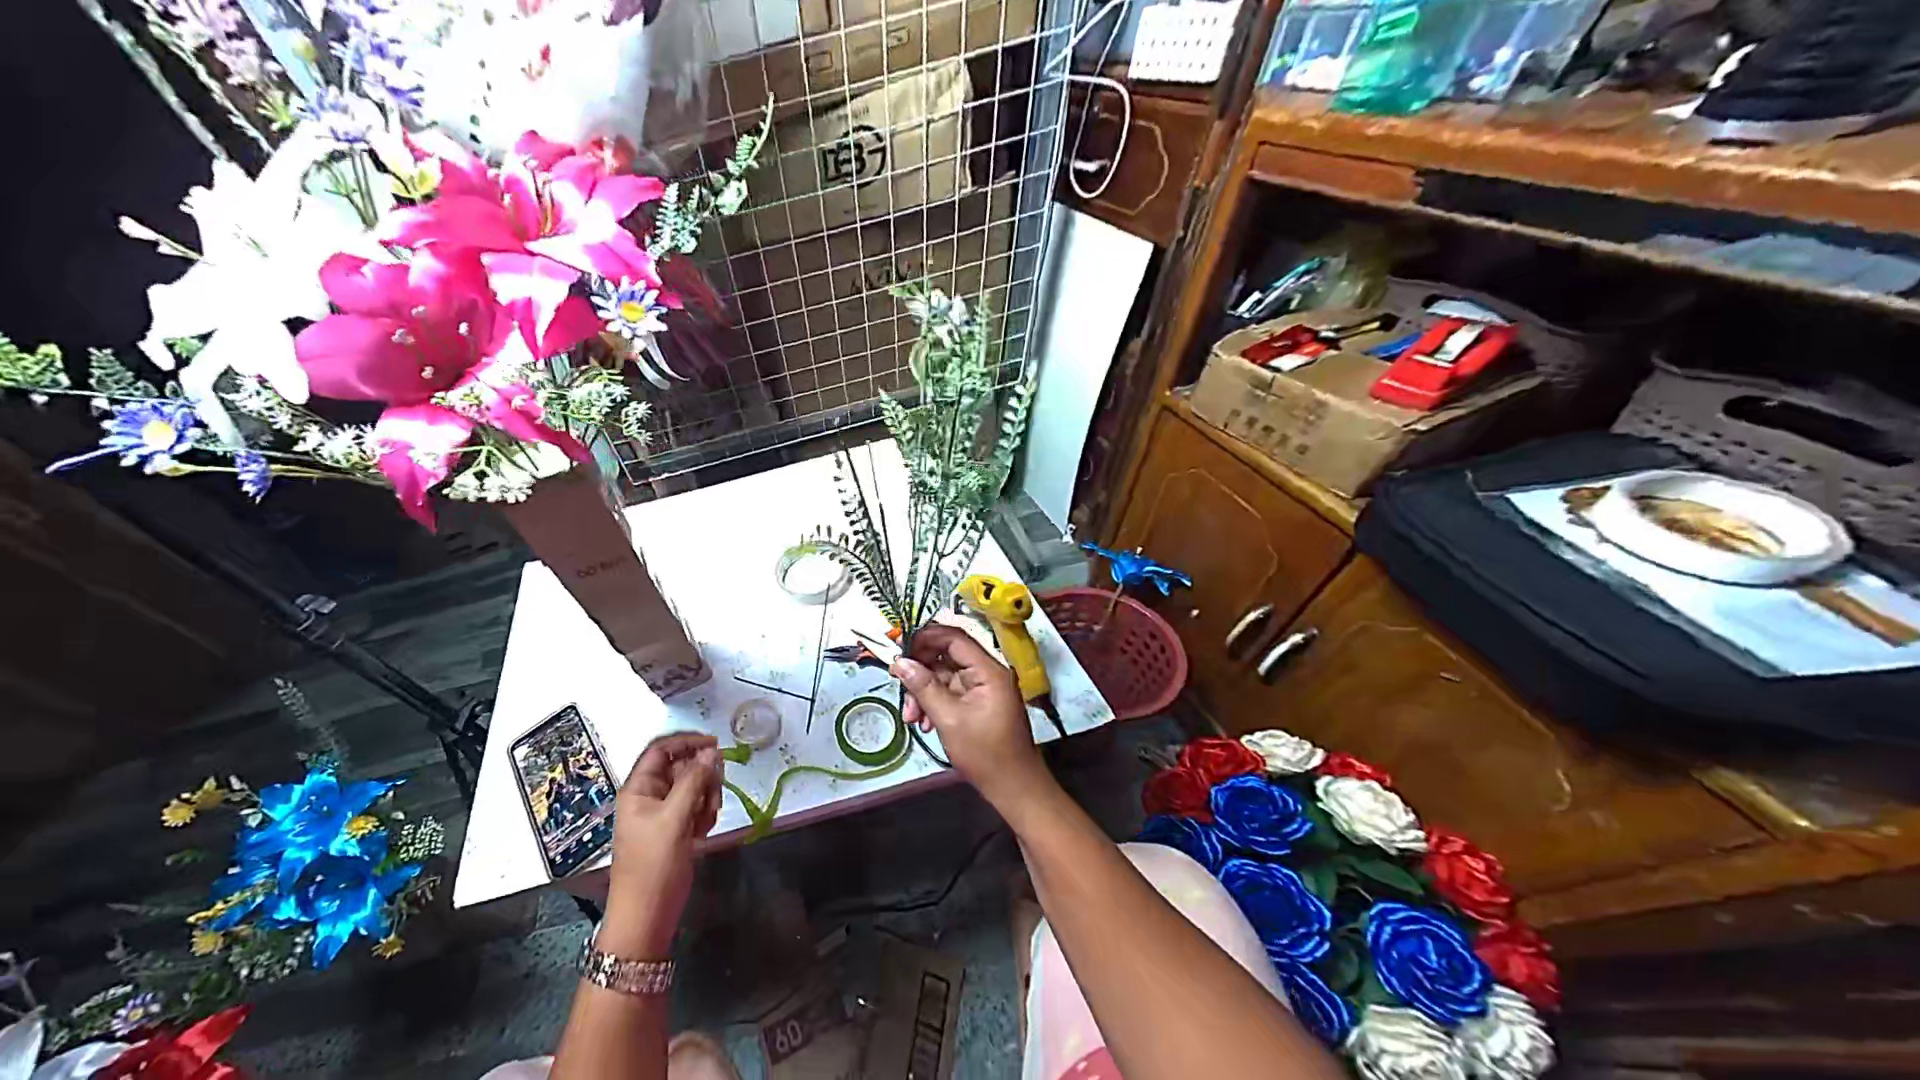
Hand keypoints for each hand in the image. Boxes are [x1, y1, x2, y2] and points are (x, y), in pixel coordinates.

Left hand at [599, 733, 720, 958]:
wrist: (647, 915)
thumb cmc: (653, 866)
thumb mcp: (674, 819)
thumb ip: (694, 780)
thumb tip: (712, 751)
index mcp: (639, 789)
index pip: (662, 749)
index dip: (688, 742)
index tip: (716, 745)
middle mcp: (650, 796)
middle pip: (683, 766)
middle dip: (703, 776)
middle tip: (715, 792)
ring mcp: (664, 813)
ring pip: (694, 786)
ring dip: (707, 796)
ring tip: (706, 820)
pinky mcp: (677, 828)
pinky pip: (697, 806)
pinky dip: (705, 813)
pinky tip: (703, 832)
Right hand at [892, 624, 1053, 816]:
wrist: (1013, 786)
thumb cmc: (986, 753)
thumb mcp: (949, 719)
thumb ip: (924, 687)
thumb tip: (900, 663)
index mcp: (988, 670)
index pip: (954, 638)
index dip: (925, 638)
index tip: (900, 648)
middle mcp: (987, 673)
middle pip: (946, 656)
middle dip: (920, 672)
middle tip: (901, 688)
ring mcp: (982, 688)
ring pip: (944, 676)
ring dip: (923, 692)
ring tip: (913, 718)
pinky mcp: (977, 703)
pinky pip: (950, 692)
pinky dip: (934, 703)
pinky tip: (924, 723)